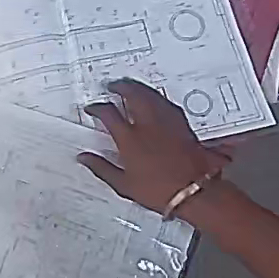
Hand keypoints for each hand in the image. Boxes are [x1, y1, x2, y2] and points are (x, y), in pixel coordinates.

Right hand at [79, 80, 229, 215]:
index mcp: (130, 139)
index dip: (97, 108)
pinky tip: (154, 98)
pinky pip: (165, 102)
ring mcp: (166, 122)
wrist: (193, 191)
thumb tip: (85, 158)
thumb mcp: (124, 184)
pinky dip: (155, 96)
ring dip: (137, 87)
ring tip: (131, 86)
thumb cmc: (161, 190)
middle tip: (112, 86)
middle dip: (119, 87)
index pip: (108, 113)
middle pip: (131, 94)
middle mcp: (147, 125)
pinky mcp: (181, 123)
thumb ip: (102, 168)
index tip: (93, 109)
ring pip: (150, 94)